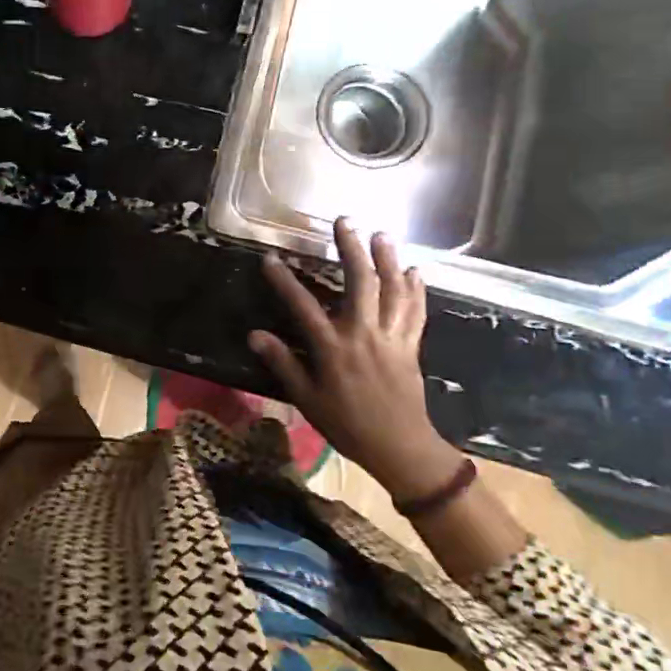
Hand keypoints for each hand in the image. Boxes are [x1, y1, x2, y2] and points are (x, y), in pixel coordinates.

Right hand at [248, 219, 460, 502]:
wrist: (399, 448)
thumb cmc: (347, 426)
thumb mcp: (308, 400)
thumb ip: (283, 363)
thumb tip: (255, 335)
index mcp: (334, 348)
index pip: (303, 306)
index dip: (284, 281)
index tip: (270, 259)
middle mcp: (363, 334)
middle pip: (360, 283)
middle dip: (351, 249)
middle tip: (345, 222)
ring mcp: (391, 337)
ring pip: (392, 290)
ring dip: (387, 259)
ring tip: (381, 234)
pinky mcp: (411, 345)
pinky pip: (416, 311)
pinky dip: (415, 289)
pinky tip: (413, 270)